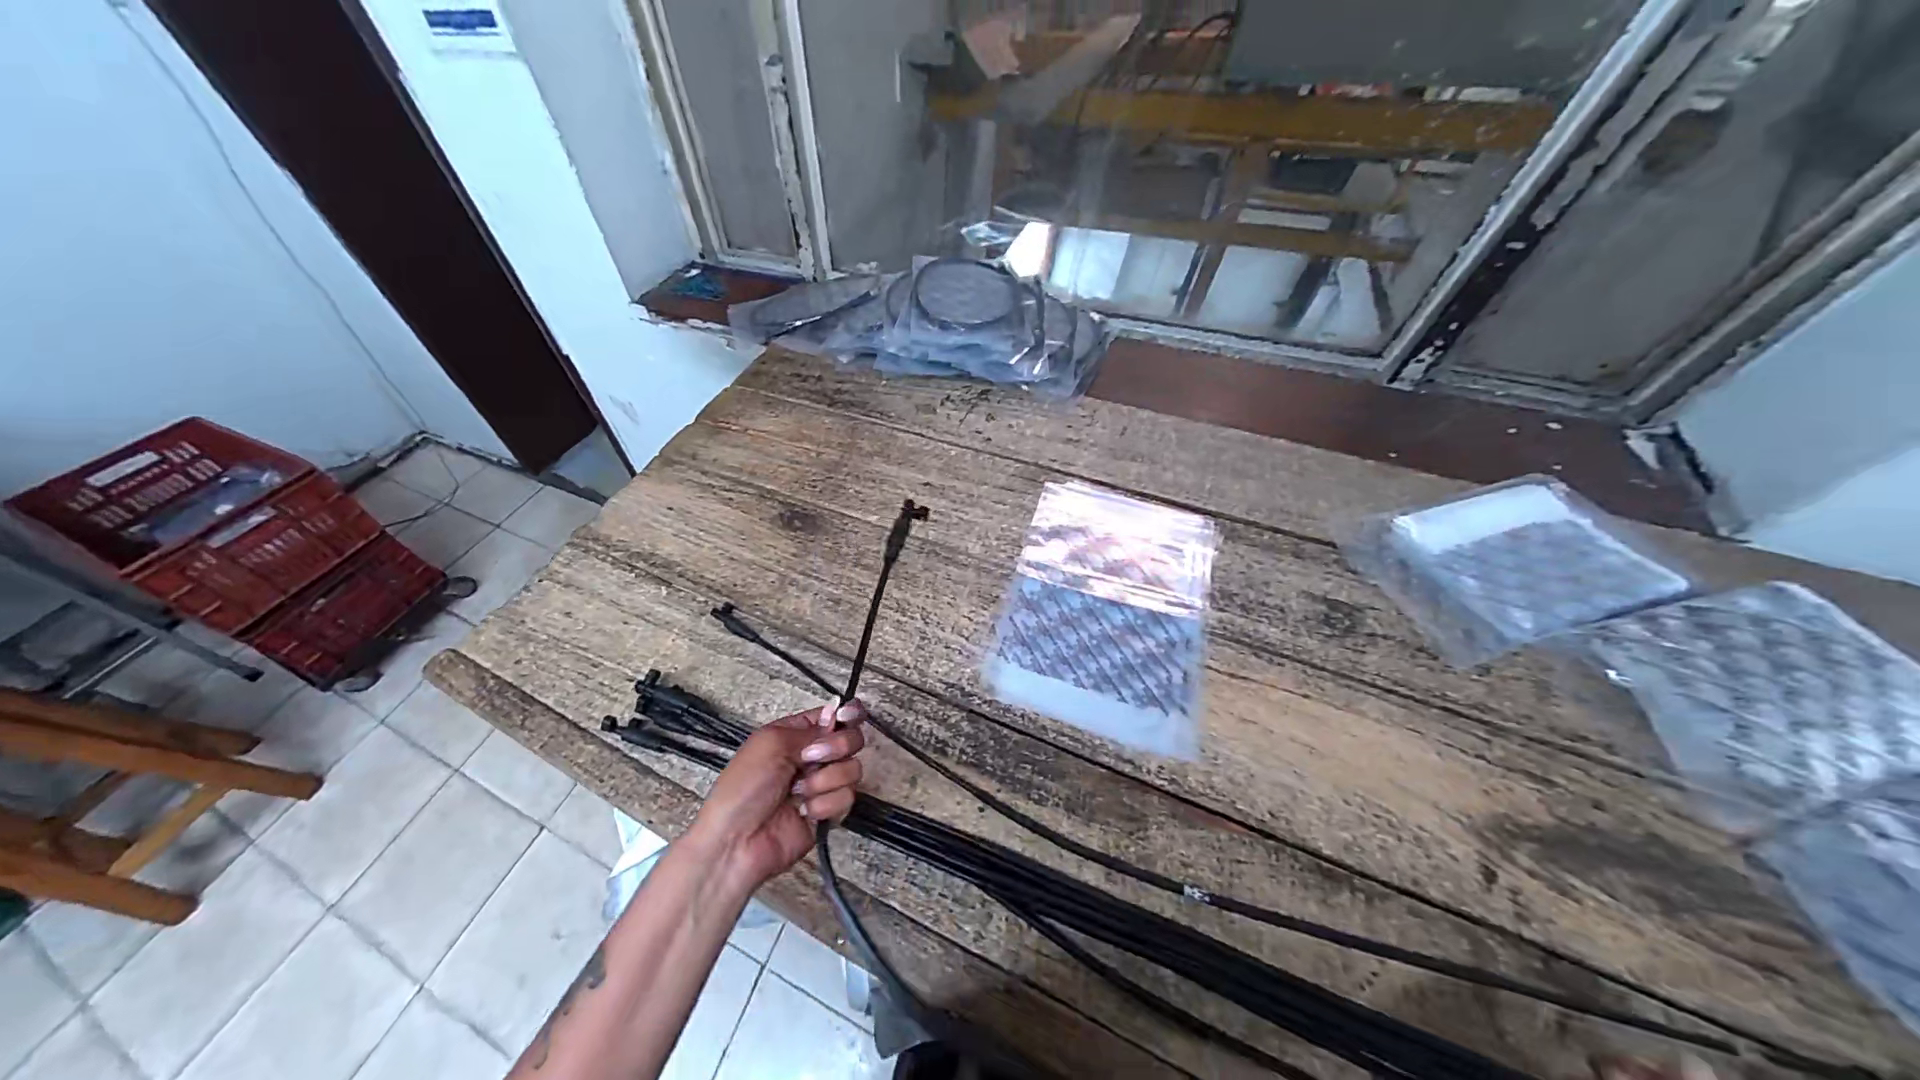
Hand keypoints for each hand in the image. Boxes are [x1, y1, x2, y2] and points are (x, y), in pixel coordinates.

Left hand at [691, 700, 867, 889]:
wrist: (736, 842)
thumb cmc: (742, 790)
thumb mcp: (770, 743)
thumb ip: (810, 728)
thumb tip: (838, 715)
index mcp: (795, 734)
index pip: (833, 716)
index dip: (847, 713)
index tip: (849, 716)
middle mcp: (811, 757)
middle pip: (851, 740)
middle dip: (836, 748)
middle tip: (811, 759)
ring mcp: (821, 785)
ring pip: (852, 770)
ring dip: (824, 781)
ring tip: (798, 792)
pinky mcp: (828, 812)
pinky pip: (847, 799)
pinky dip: (824, 804)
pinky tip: (803, 811)